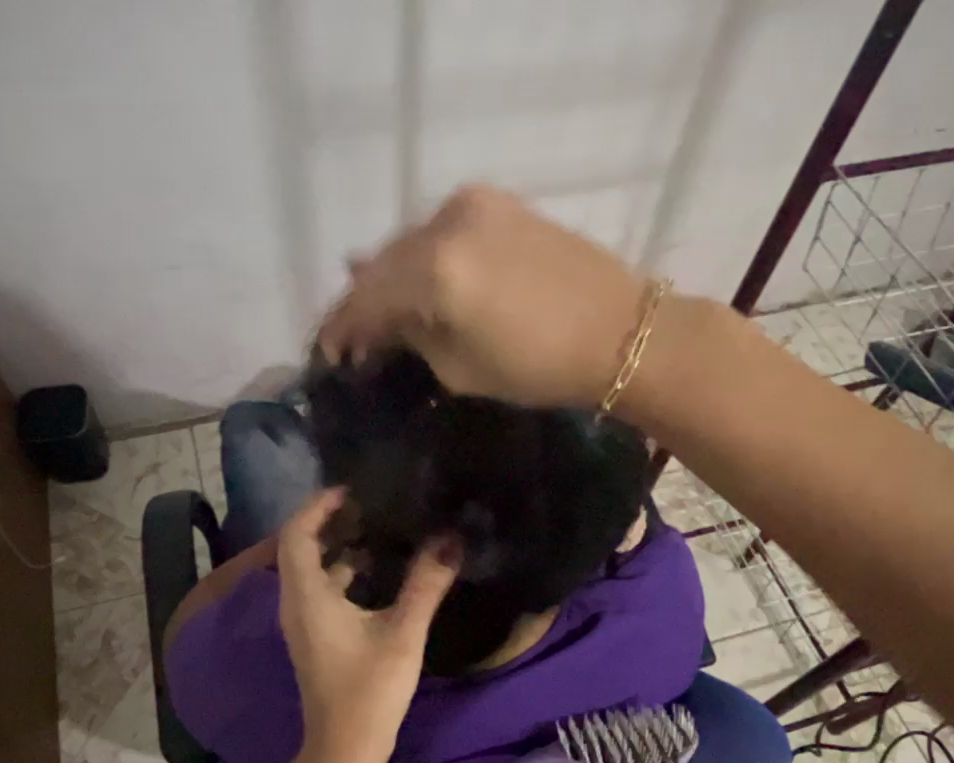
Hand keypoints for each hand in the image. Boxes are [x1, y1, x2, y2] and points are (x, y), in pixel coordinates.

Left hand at [276, 488, 460, 762]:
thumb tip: (450, 539)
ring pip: (308, 571)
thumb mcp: (403, 633)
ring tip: (376, 531)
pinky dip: (339, 574)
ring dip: (335, 548)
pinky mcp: (313, 638)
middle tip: (369, 505)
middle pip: (299, 547)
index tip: (353, 490)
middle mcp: (295, 603)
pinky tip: (374, 575)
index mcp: (307, 595)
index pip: (297, 533)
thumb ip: (425, 584)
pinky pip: (318, 591)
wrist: (345, 748)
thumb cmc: (370, 690)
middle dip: (329, 522)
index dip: (319, 506)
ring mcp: (301, 623)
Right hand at [317, 185, 650, 407]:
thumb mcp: (460, 367)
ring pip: (411, 243)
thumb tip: (379, 323)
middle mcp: (446, 222)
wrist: (622, 332)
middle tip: (354, 337)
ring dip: (393, 277)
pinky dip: (424, 257)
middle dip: (365, 302)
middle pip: (383, 264)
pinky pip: (442, 230)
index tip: (330, 354)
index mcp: (435, 270)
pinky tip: (417, 277)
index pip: (366, 298)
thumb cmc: (540, 366)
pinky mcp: (500, 203)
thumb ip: (411, 336)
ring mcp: (475, 205)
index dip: (342, 329)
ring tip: (381, 311)